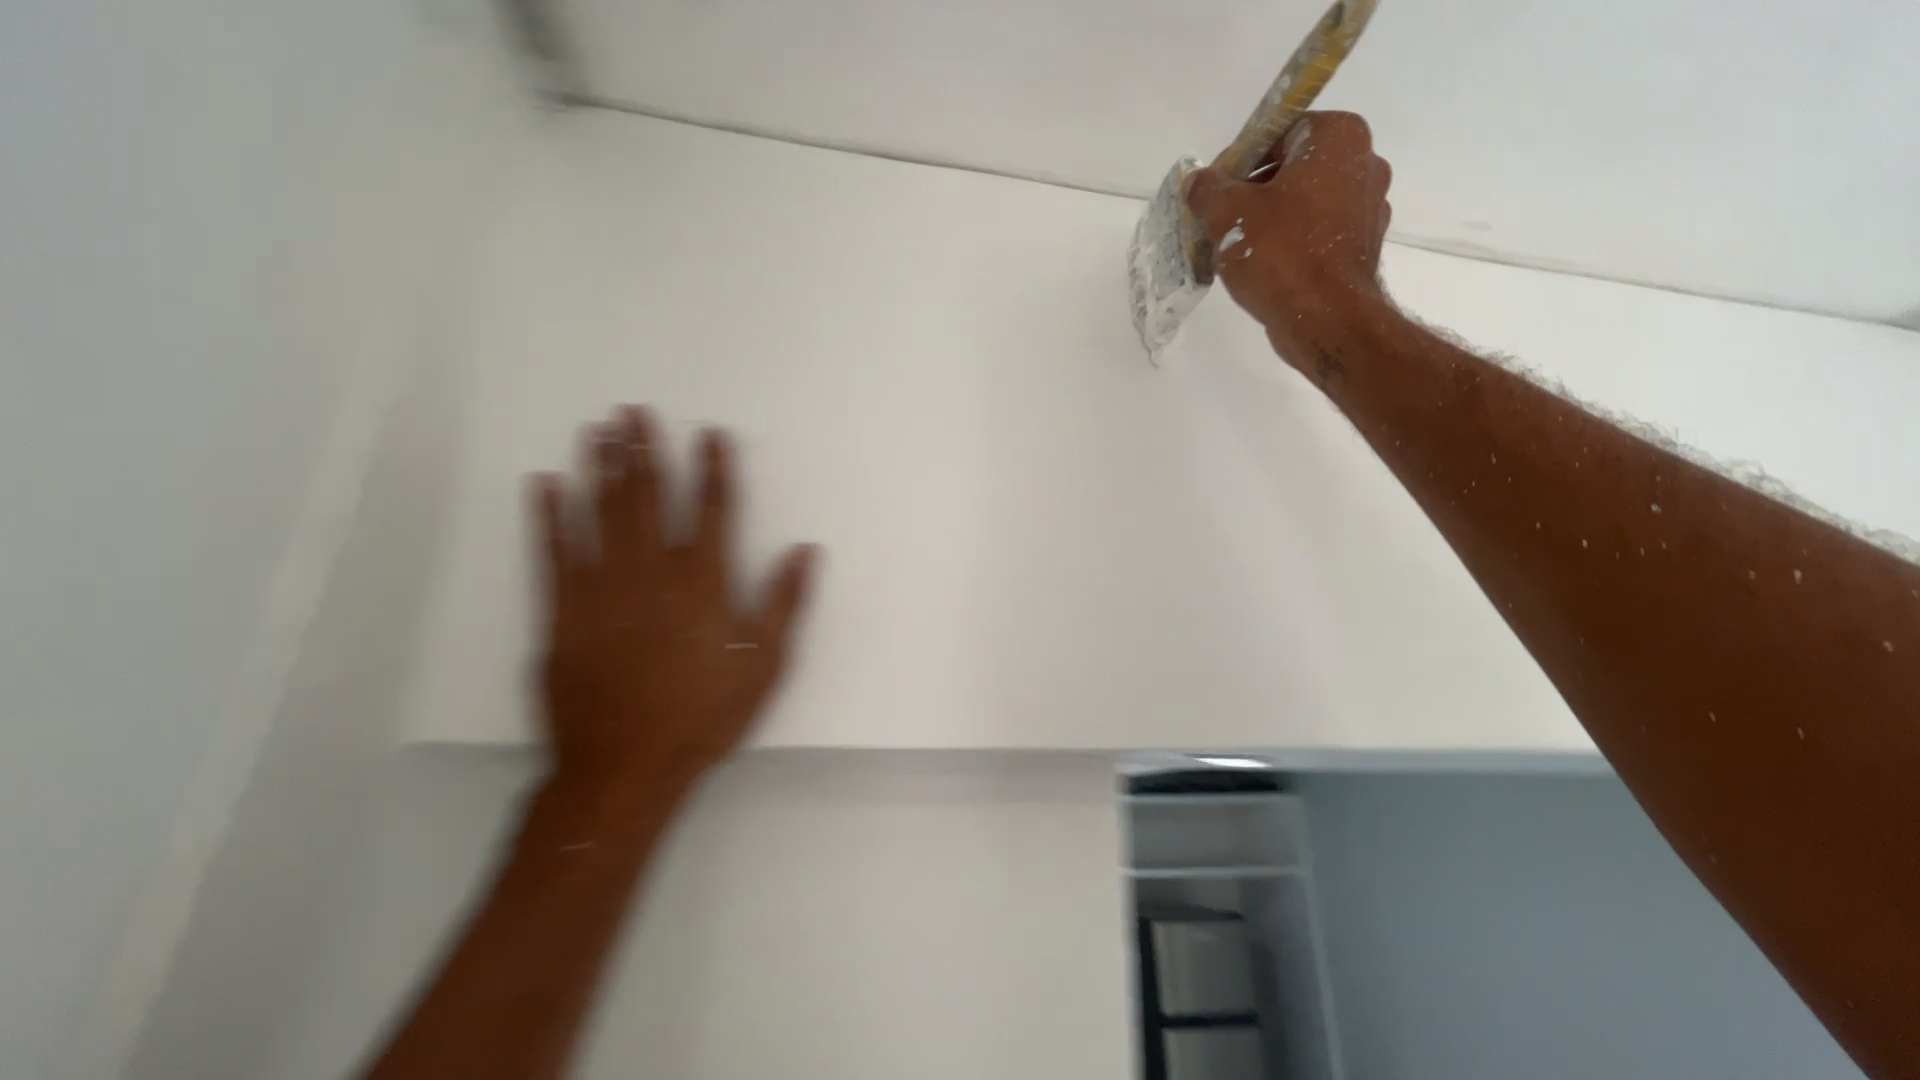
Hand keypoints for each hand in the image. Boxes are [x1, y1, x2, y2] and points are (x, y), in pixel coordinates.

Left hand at [531, 406, 815, 794]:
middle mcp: (652, 570)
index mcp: (704, 580)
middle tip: (633, 411)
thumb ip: (786, 603)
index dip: (714, 467)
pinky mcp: (562, 611)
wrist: (626, 764)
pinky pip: (552, 552)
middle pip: (649, 497)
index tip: (710, 432)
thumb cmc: (704, 715)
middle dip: (644, 450)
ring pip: (601, 513)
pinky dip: (548, 516)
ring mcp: (602, 587)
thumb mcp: (765, 665)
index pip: (714, 508)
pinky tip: (544, 485)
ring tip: (598, 430)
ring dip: (600, 468)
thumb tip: (805, 550)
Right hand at [1185, 111, 1393, 371]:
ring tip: (1239, 248)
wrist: (1325, 318)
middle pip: (1295, 167)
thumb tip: (1197, 181)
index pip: (1281, 131)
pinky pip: (1319, 234)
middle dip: (1256, 190)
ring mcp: (1370, 207)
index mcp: (1339, 138)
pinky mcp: (1364, 247)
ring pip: (1307, 202)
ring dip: (1273, 218)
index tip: (1218, 189)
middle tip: (1223, 219)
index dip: (1242, 158)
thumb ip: (1208, 189)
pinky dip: (1293, 243)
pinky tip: (1266, 267)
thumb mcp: (1227, 214)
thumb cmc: (1279, 253)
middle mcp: (1365, 163)